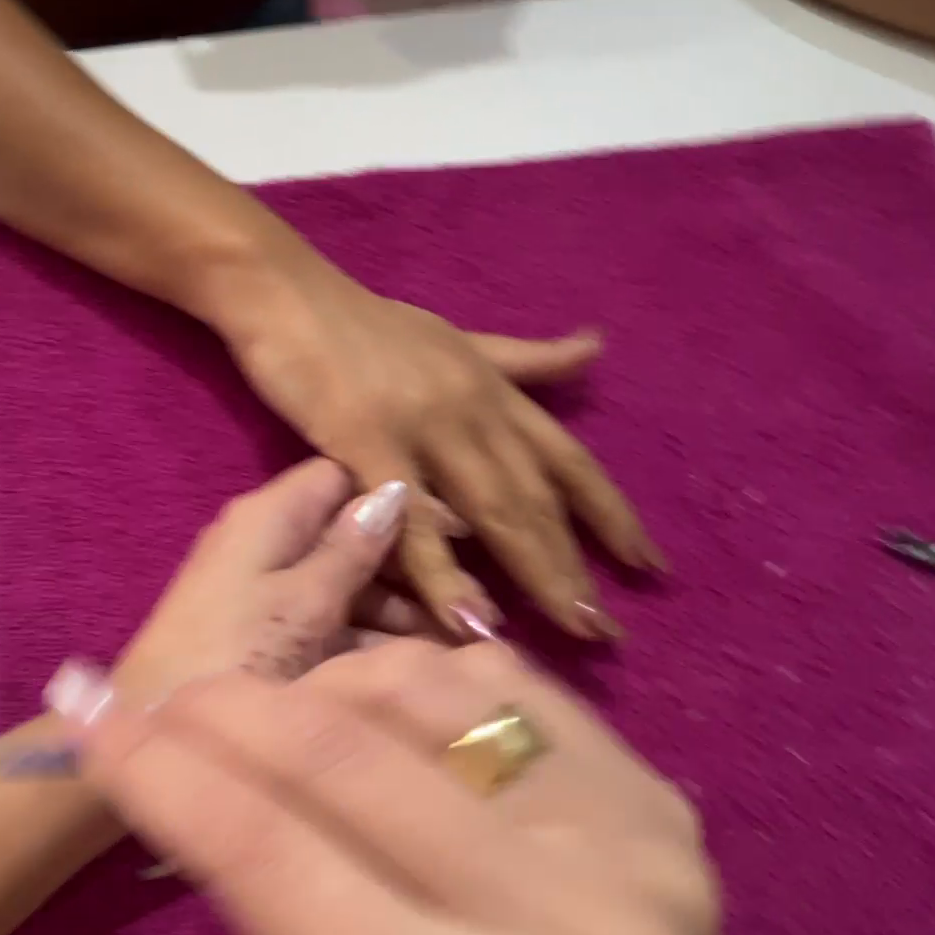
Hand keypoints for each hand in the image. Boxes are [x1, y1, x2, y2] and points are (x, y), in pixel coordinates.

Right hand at [56, 642, 738, 934]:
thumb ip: (262, 892)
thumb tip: (164, 761)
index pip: (267, 851)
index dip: (156, 770)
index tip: (80, 712)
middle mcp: (576, 919)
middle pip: (335, 749)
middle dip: (213, 709)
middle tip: (156, 706)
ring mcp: (633, 846)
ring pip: (412, 683)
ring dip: (308, 685)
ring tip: (272, 723)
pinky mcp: (658, 802)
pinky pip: (490, 679)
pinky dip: (405, 679)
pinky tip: (370, 715)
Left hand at [110, 457, 429, 700]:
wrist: (156, 723)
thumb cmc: (236, 653)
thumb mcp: (303, 601)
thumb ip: (349, 547)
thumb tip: (392, 488)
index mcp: (266, 516)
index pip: (339, 478)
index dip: (396, 500)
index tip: (457, 537)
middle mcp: (262, 541)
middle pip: (346, 534)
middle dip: (409, 568)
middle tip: (476, 612)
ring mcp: (261, 589)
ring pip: (342, 582)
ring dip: (398, 610)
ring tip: (460, 651)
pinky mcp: (262, 632)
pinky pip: (325, 619)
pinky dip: (366, 638)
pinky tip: (413, 672)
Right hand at [225, 272, 664, 639]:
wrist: (285, 300)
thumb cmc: (360, 325)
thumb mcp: (453, 336)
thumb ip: (520, 359)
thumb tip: (594, 348)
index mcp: (492, 389)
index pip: (569, 460)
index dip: (612, 515)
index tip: (649, 568)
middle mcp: (472, 410)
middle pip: (537, 498)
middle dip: (577, 567)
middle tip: (609, 634)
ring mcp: (422, 428)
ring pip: (491, 510)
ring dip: (536, 574)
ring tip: (569, 632)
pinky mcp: (365, 443)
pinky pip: (410, 518)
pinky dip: (441, 570)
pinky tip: (465, 614)